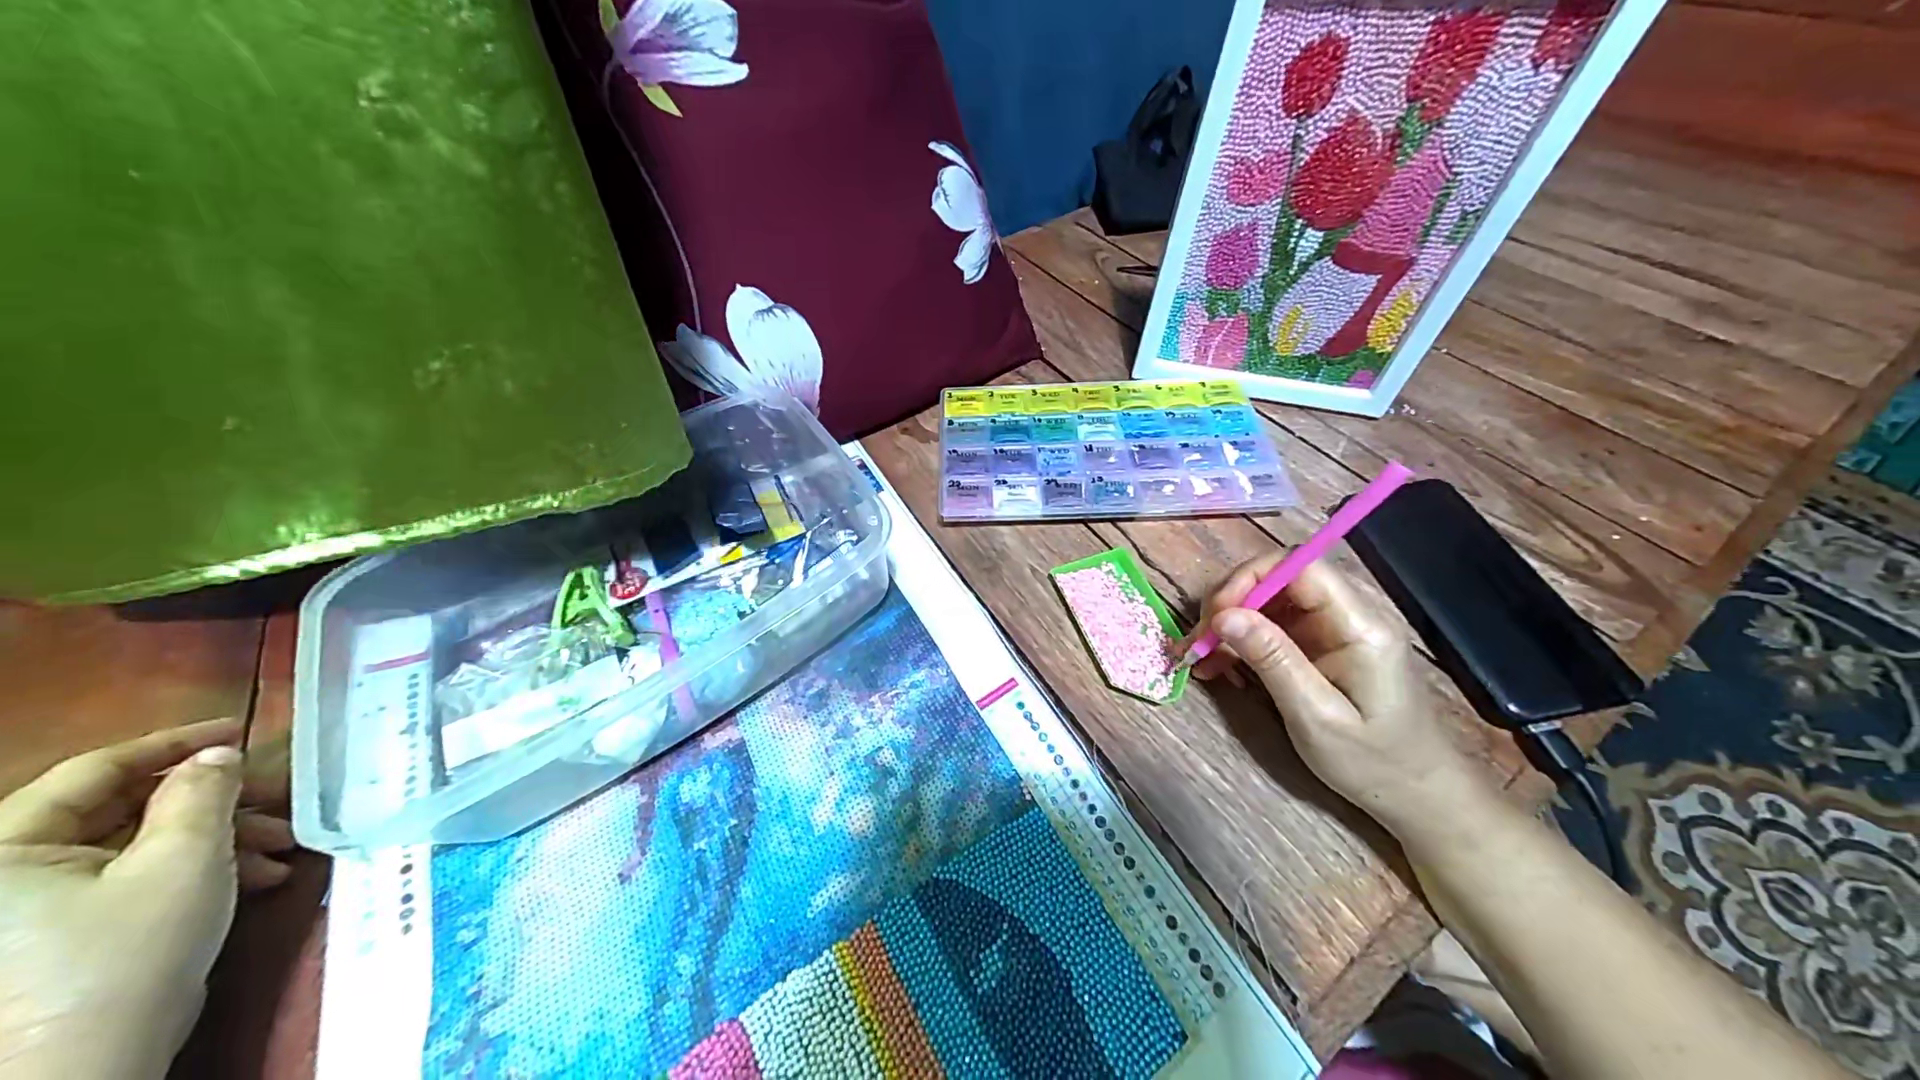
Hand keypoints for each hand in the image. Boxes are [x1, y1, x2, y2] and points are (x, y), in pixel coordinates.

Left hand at [0, 719, 295, 1079]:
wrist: (96, 1060)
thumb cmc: (130, 948)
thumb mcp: (182, 858)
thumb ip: (202, 793)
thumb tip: (219, 755)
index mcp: (9, 851)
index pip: (97, 770)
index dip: (173, 743)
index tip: (239, 732)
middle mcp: (15, 872)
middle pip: (129, 807)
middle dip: (216, 802)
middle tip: (279, 797)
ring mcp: (43, 905)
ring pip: (145, 842)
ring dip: (223, 836)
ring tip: (283, 846)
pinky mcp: (77, 928)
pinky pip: (143, 875)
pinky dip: (205, 866)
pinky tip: (261, 875)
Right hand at [1188, 557, 1491, 836]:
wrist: (1415, 793)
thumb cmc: (1372, 761)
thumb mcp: (1315, 715)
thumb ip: (1272, 659)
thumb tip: (1223, 615)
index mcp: (1359, 626)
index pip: (1299, 567)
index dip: (1250, 578)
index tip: (1215, 615)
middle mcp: (1347, 615)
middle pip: (1278, 578)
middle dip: (1231, 602)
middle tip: (1199, 641)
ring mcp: (1331, 629)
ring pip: (1268, 602)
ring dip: (1229, 623)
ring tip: (1200, 658)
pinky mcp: (1318, 646)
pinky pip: (1271, 627)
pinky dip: (1239, 641)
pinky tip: (1217, 666)